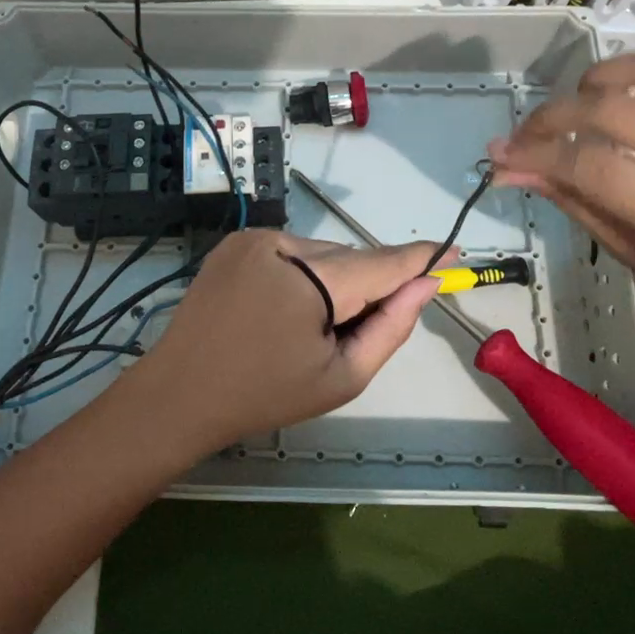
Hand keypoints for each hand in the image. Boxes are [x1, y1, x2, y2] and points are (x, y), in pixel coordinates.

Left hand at [117, 229, 450, 448]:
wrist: (180, 393)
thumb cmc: (265, 394)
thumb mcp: (341, 375)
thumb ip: (390, 327)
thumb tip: (425, 285)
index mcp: (311, 279)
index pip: (381, 261)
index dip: (420, 258)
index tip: (454, 252)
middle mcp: (282, 243)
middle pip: (350, 259)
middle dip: (365, 286)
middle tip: (348, 334)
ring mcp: (253, 239)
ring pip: (320, 254)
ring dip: (331, 281)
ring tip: (304, 329)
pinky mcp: (235, 242)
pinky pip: (289, 251)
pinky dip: (301, 273)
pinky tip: (281, 311)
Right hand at [487, 48, 634, 331]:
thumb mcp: (630, 251)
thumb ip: (570, 200)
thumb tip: (509, 167)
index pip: (588, 163)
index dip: (536, 153)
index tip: (503, 153)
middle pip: (612, 108)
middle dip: (555, 115)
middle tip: (530, 131)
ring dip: (602, 76)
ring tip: (582, 101)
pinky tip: (629, 88)